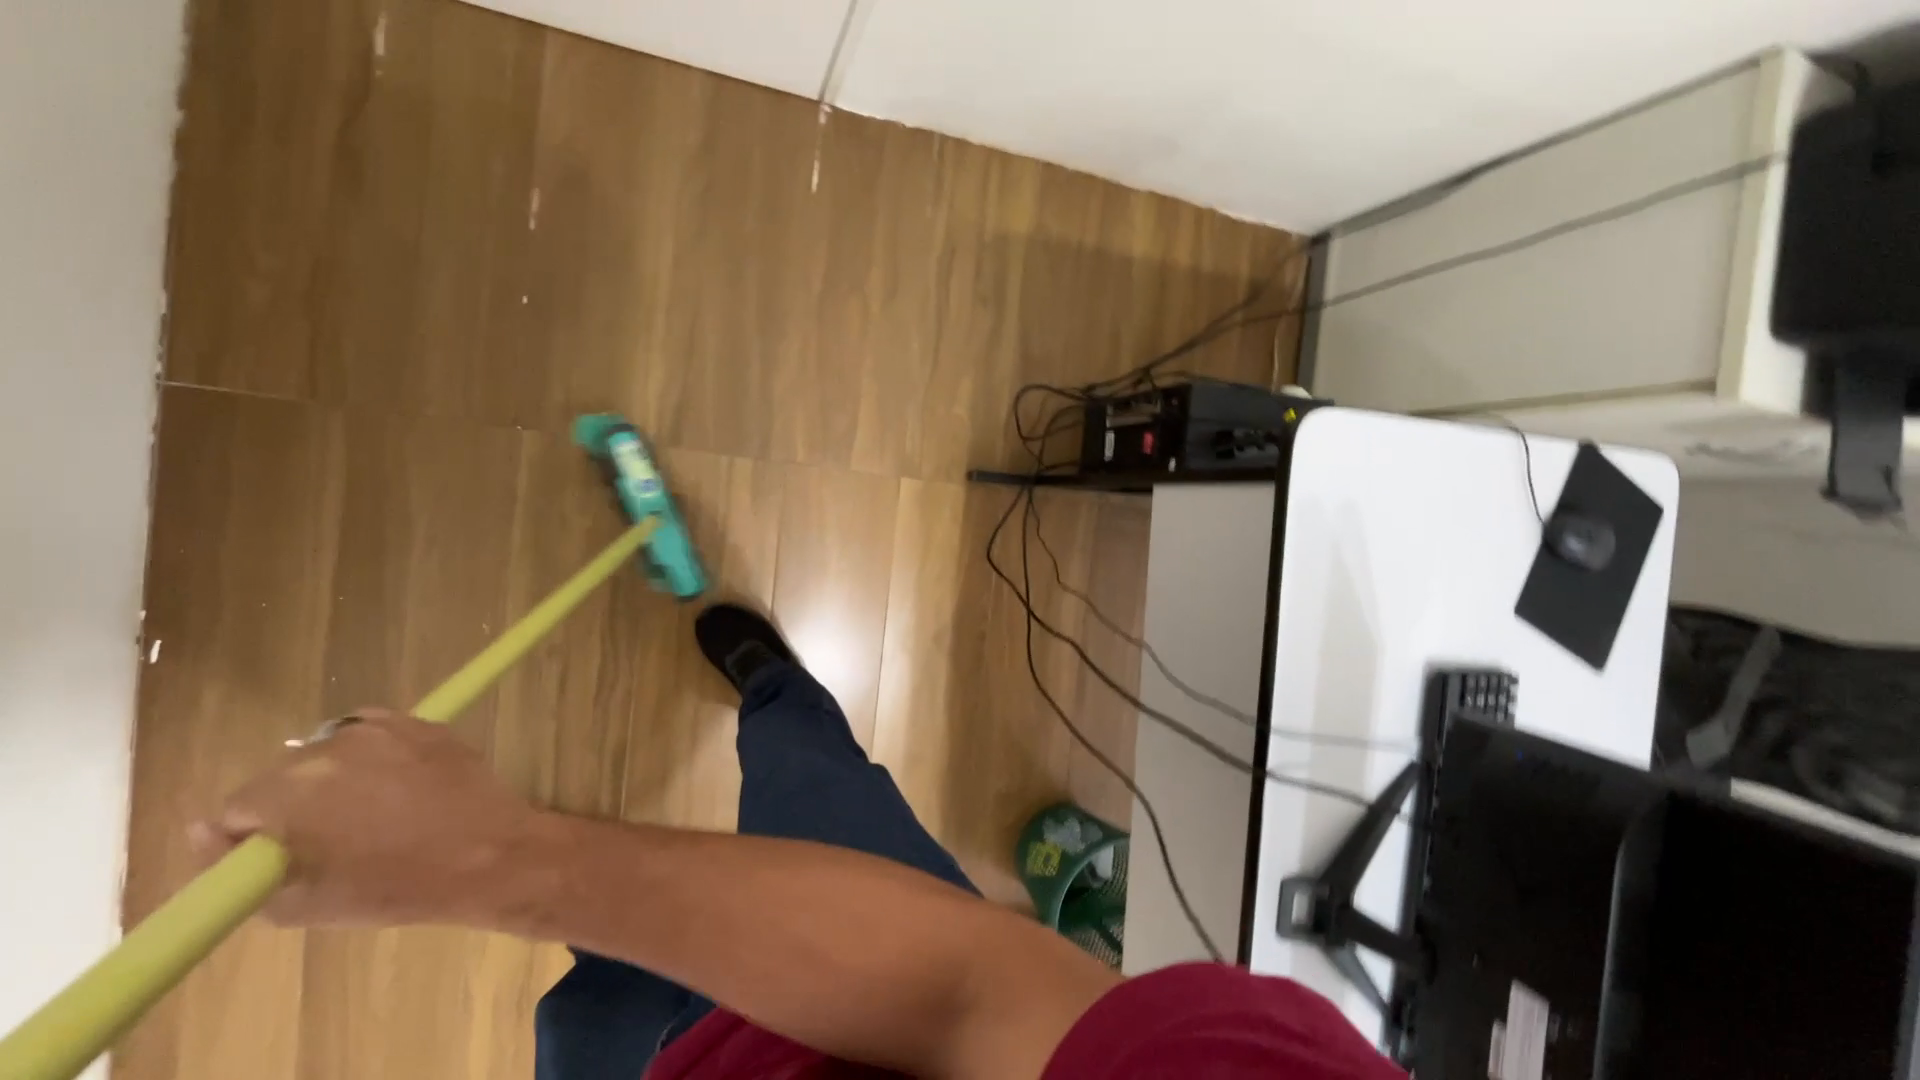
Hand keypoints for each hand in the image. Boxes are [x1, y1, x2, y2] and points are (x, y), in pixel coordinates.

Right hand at [192, 710, 542, 926]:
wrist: (490, 854)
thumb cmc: (395, 886)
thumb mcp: (298, 903)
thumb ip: (235, 869)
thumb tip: (205, 831)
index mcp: (288, 790)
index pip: (236, 808)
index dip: (251, 838)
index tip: (283, 860)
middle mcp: (328, 746)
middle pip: (283, 775)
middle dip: (293, 806)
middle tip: (333, 840)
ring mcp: (381, 728)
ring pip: (328, 751)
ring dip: (333, 778)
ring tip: (370, 813)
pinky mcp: (422, 723)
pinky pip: (374, 732)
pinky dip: (372, 754)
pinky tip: (393, 785)